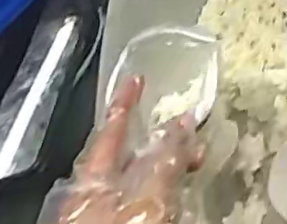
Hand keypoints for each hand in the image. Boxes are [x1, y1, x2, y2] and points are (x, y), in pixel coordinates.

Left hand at [49, 77, 203, 223]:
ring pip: (138, 183)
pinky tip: (182, 197)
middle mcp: (91, 201)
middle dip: (162, 139)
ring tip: (196, 162)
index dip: (124, 104)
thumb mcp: (149, 196)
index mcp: (90, 184)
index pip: (108, 133)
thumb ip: (166, 156)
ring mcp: (103, 221)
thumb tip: (183, 119)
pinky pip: (142, 206)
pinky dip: (164, 193)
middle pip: (127, 158)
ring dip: (169, 166)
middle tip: (192, 126)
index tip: (138, 77)